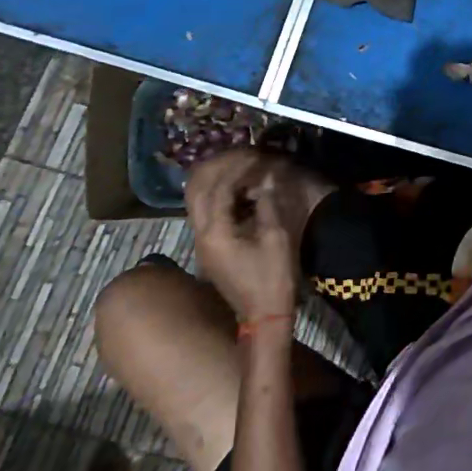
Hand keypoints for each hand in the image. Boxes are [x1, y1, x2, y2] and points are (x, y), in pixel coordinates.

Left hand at [185, 148, 334, 320]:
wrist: (263, 315)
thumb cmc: (273, 278)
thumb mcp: (276, 238)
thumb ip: (268, 204)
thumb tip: (267, 178)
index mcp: (216, 232)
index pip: (220, 188)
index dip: (239, 168)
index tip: (258, 156)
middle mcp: (201, 234)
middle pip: (196, 190)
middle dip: (217, 168)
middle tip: (242, 156)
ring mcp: (201, 241)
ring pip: (195, 199)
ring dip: (213, 180)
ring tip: (238, 167)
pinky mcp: (208, 246)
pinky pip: (203, 210)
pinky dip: (216, 193)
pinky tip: (238, 190)